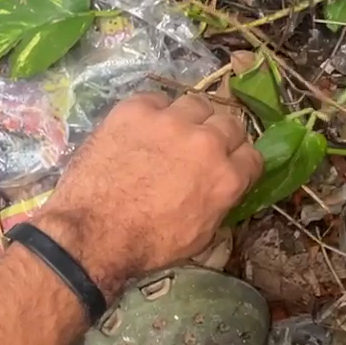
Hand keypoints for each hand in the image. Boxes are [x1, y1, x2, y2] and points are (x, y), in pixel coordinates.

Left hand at [35, 92, 261, 292]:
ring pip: (197, 103)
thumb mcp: (200, 235)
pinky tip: (141, 129)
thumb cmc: (147, 244)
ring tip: (173, 133)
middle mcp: (206, 142)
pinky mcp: (136, 109)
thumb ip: (219, 203)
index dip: (240, 161)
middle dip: (220, 136)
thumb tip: (222, 189)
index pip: (253, 155)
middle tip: (200, 149)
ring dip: (191, 118)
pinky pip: (157, 99)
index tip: (228, 165)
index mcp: (226, 177)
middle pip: (230, 123)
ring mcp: (170, 121)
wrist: (92, 232)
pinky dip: (154, 113)